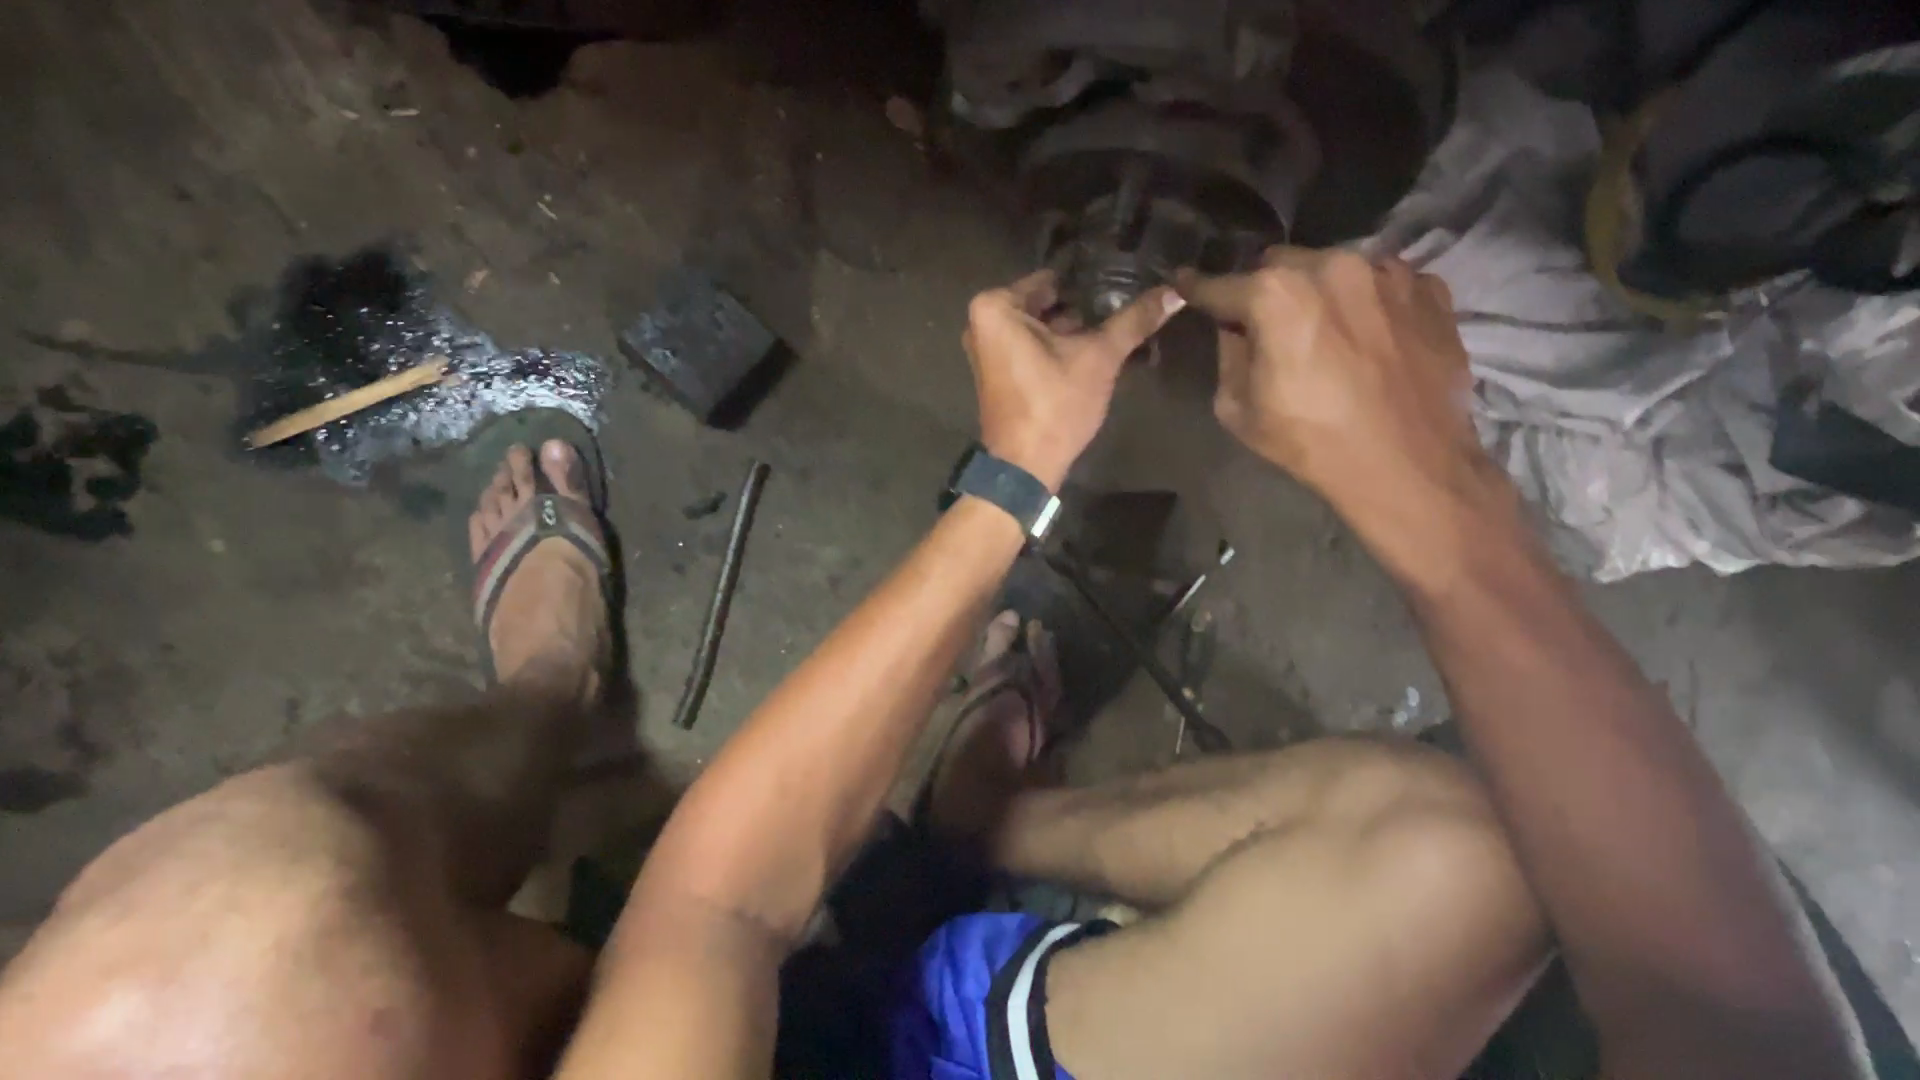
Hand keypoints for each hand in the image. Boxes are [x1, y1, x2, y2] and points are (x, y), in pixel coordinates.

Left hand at [963, 270, 1184, 489]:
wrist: (1025, 467)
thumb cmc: (1054, 405)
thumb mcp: (1098, 358)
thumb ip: (1133, 321)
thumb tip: (1174, 292)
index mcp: (995, 307)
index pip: (1052, 279)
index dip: (1090, 281)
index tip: (1124, 278)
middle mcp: (983, 322)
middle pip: (1046, 303)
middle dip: (1085, 306)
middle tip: (1128, 301)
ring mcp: (988, 349)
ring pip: (1042, 327)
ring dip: (1077, 329)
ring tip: (1121, 323)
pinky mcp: (999, 372)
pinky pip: (1034, 346)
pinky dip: (1061, 347)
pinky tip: (1099, 348)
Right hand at [1180, 249, 1516, 579]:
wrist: (1408, 466)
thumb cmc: (1312, 441)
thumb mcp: (1238, 410)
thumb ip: (1228, 356)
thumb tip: (1235, 330)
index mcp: (1276, 294)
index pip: (1221, 284)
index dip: (1197, 289)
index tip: (1185, 284)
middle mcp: (1333, 265)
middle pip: (1281, 264)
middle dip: (1268, 289)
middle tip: (1271, 326)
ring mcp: (1388, 272)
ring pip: (1336, 267)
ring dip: (1322, 291)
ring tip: (1329, 331)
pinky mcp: (1430, 290)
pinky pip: (1385, 284)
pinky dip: (1371, 303)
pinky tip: (1372, 339)